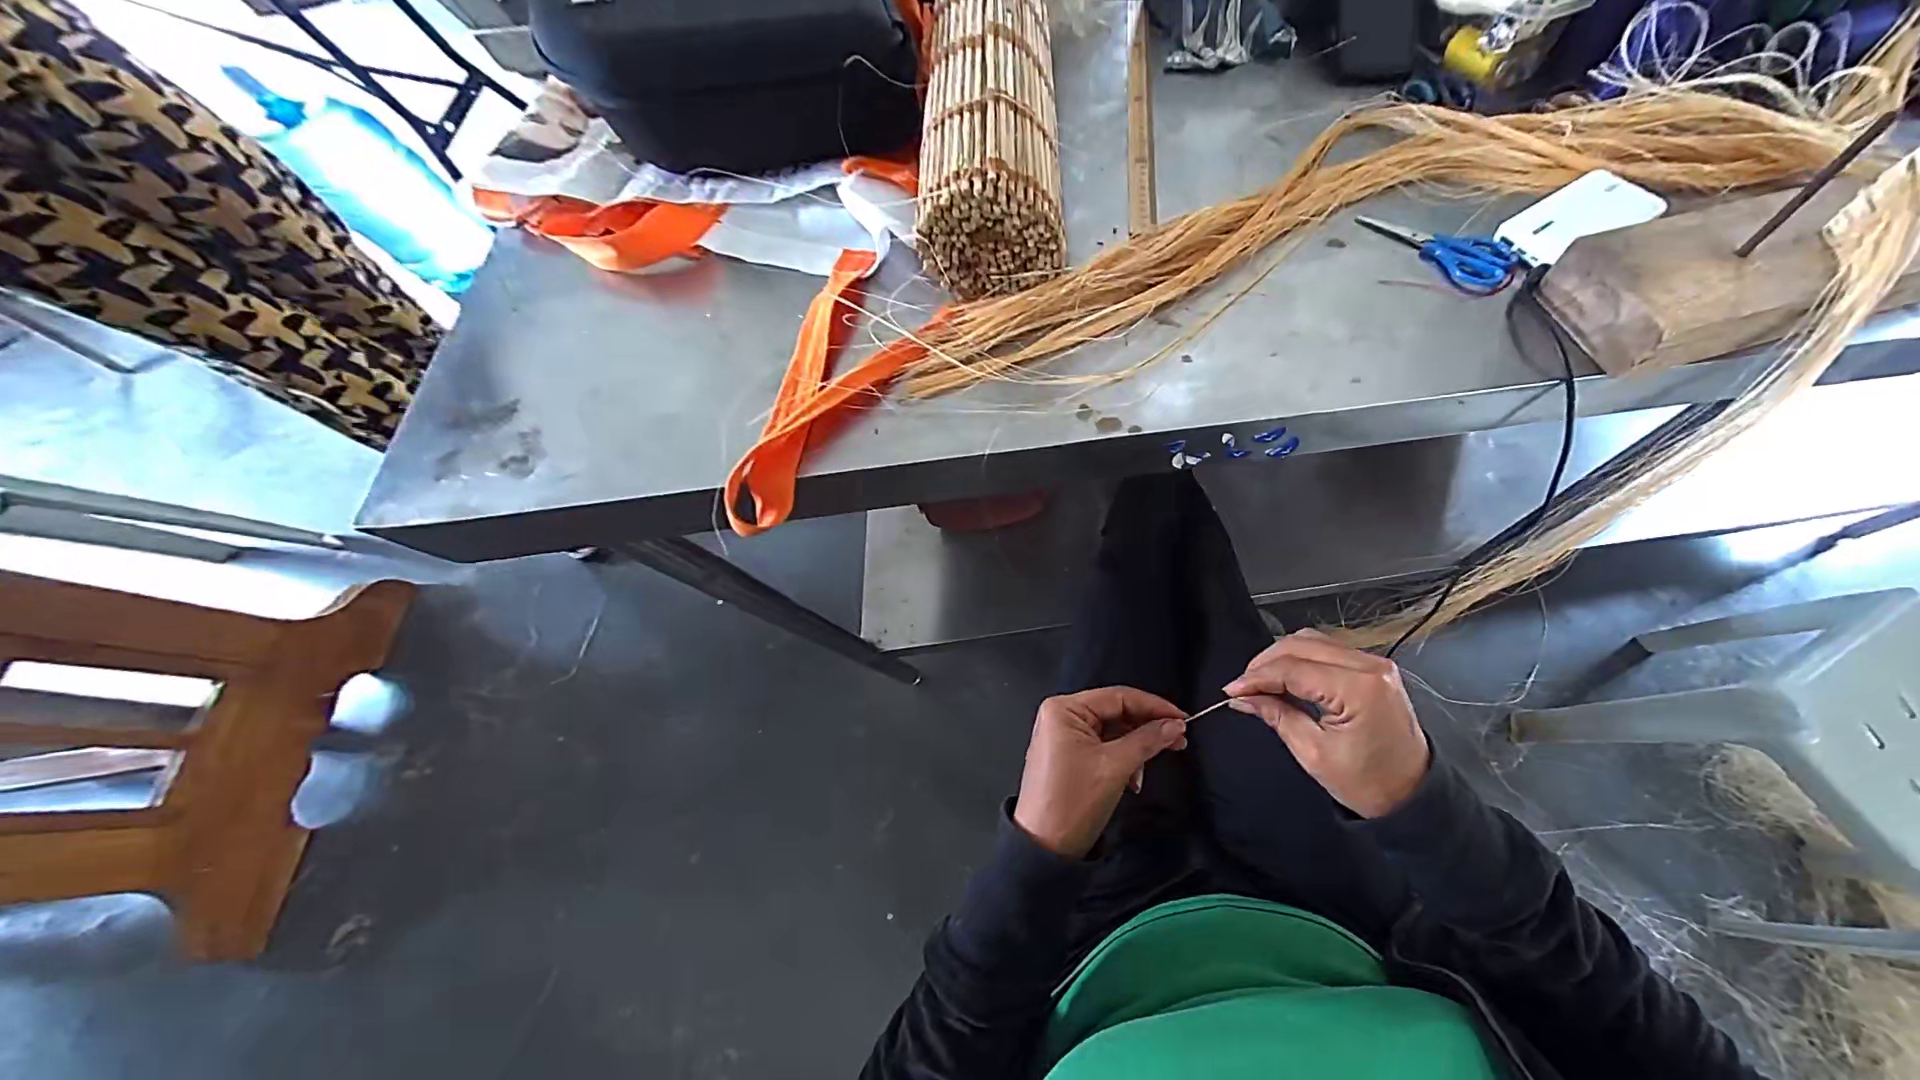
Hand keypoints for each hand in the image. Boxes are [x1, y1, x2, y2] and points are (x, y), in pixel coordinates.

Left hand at [1012, 687, 1188, 858]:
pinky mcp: (1068, 755)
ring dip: (1136, 747)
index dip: (1153, 706)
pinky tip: (1134, 777)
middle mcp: (1060, 716)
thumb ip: (1147, 740)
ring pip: (1112, 730)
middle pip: (1115, 712)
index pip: (1117, 696)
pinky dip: (1122, 758)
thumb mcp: (1115, 767)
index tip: (1182, 718)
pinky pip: (1103, 746)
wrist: (1045, 847)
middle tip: (1178, 739)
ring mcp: (1062, 736)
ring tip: (1153, 763)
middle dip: (1147, 728)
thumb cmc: (1072, 803)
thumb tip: (1174, 725)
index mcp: (1063, 709)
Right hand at [1222, 629, 1429, 818]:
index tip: (1232, 691)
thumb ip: (1275, 715)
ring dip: (1280, 658)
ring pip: (1311, 641)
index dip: (1256, 678)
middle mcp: (1370, 667)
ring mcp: (1375, 664)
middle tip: (1243, 687)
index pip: (1292, 669)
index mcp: (1359, 689)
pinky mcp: (1373, 668)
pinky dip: (1299, 659)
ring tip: (1260, 682)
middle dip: (1264, 664)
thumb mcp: (1313, 753)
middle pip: (1299, 645)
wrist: (1416, 795)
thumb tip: (1244, 698)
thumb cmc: (1370, 782)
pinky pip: (1326, 649)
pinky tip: (1284, 677)